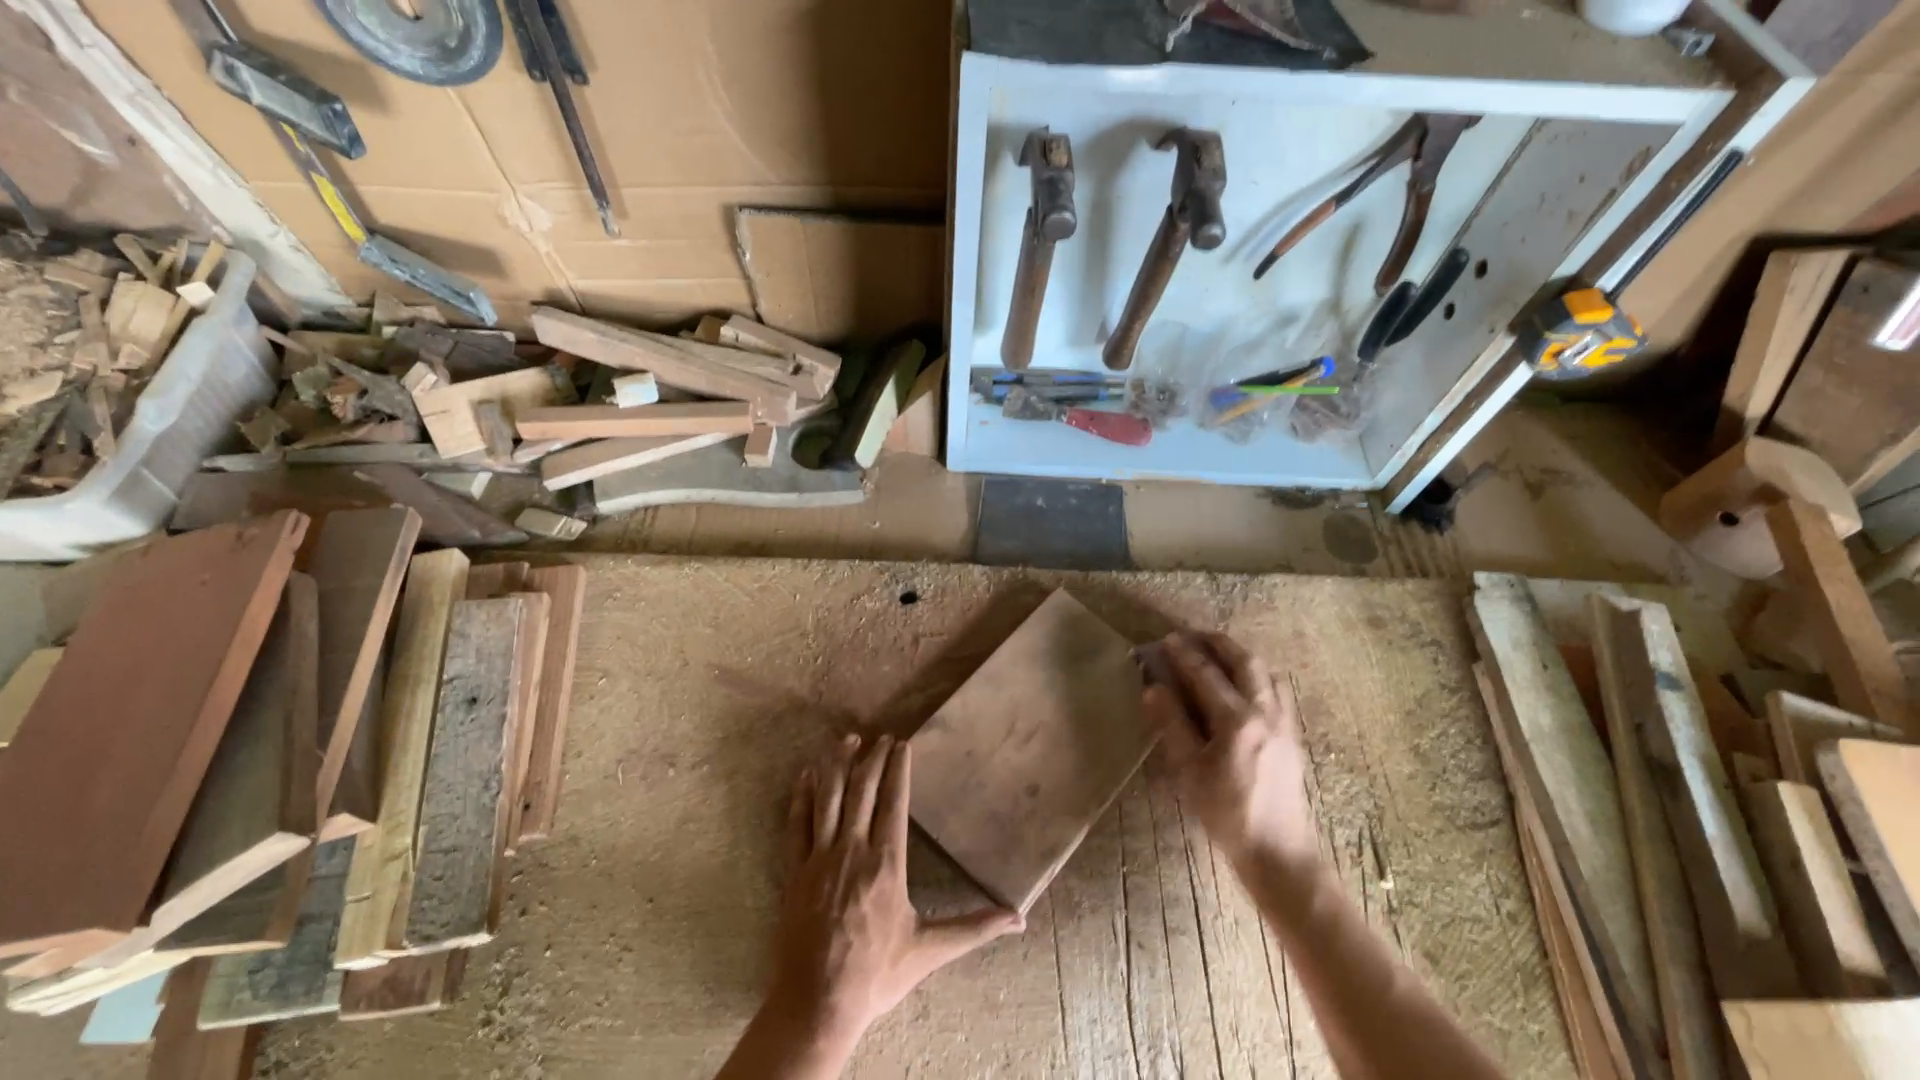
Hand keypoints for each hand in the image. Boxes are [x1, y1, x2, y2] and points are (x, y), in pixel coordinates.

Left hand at [767, 734, 1024, 1045]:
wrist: (817, 1002)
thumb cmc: (876, 975)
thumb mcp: (930, 950)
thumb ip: (975, 928)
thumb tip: (1020, 918)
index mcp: (886, 864)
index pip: (894, 803)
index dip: (897, 770)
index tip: (901, 744)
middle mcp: (851, 852)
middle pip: (861, 792)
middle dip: (870, 759)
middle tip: (878, 736)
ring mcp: (818, 860)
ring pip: (827, 799)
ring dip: (836, 766)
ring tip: (846, 741)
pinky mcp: (794, 873)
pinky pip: (795, 824)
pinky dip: (800, 797)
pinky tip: (804, 777)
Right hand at [1145, 631, 1320, 880]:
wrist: (1277, 849)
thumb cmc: (1226, 813)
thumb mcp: (1189, 771)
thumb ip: (1172, 725)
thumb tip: (1153, 688)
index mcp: (1237, 719)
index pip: (1206, 674)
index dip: (1184, 654)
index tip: (1167, 639)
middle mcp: (1265, 711)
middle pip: (1245, 662)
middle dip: (1218, 644)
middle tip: (1194, 636)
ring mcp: (1284, 722)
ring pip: (1266, 673)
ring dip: (1241, 656)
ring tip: (1219, 653)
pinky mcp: (1293, 736)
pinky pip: (1278, 691)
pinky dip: (1259, 675)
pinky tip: (1247, 685)